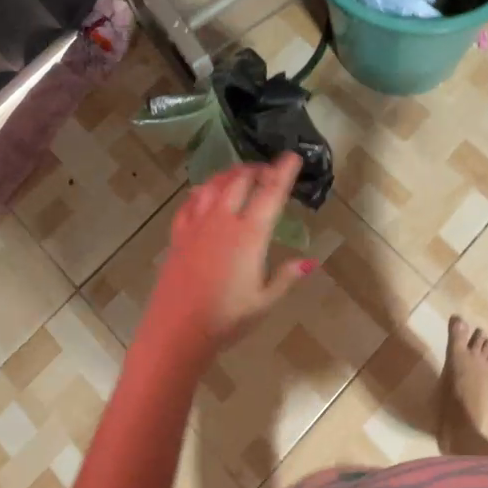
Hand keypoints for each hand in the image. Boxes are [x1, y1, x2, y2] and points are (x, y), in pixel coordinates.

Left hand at [141, 153, 313, 361]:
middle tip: (268, 171)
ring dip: (230, 174)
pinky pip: (190, 202)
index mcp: (249, 235)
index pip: (271, 193)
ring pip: (214, 185)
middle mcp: (223, 221)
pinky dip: (202, 191)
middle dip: (256, 170)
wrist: (177, 331)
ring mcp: (197, 225)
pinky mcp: (179, 235)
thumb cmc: (226, 319)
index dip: (283, 172)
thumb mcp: (264, 302)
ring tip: (240, 174)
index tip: (292, 156)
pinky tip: (205, 193)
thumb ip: (286, 277)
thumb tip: (310, 261)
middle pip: (240, 180)